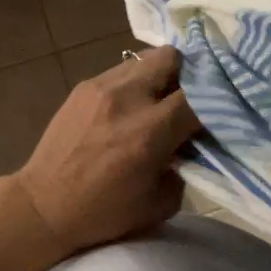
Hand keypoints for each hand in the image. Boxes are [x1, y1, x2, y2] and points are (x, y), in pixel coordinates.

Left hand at [12, 46, 203, 252]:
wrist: (45, 203)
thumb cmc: (106, 213)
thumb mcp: (160, 202)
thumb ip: (183, 166)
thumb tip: (189, 142)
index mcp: (150, 131)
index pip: (199, 96)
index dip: (217, 100)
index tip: (224, 110)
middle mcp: (127, 98)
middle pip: (172, 58)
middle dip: (189, 74)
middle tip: (194, 96)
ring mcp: (101, 86)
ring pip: (145, 59)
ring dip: (161, 75)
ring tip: (164, 99)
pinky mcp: (83, 85)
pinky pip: (121, 71)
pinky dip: (135, 82)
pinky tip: (135, 104)